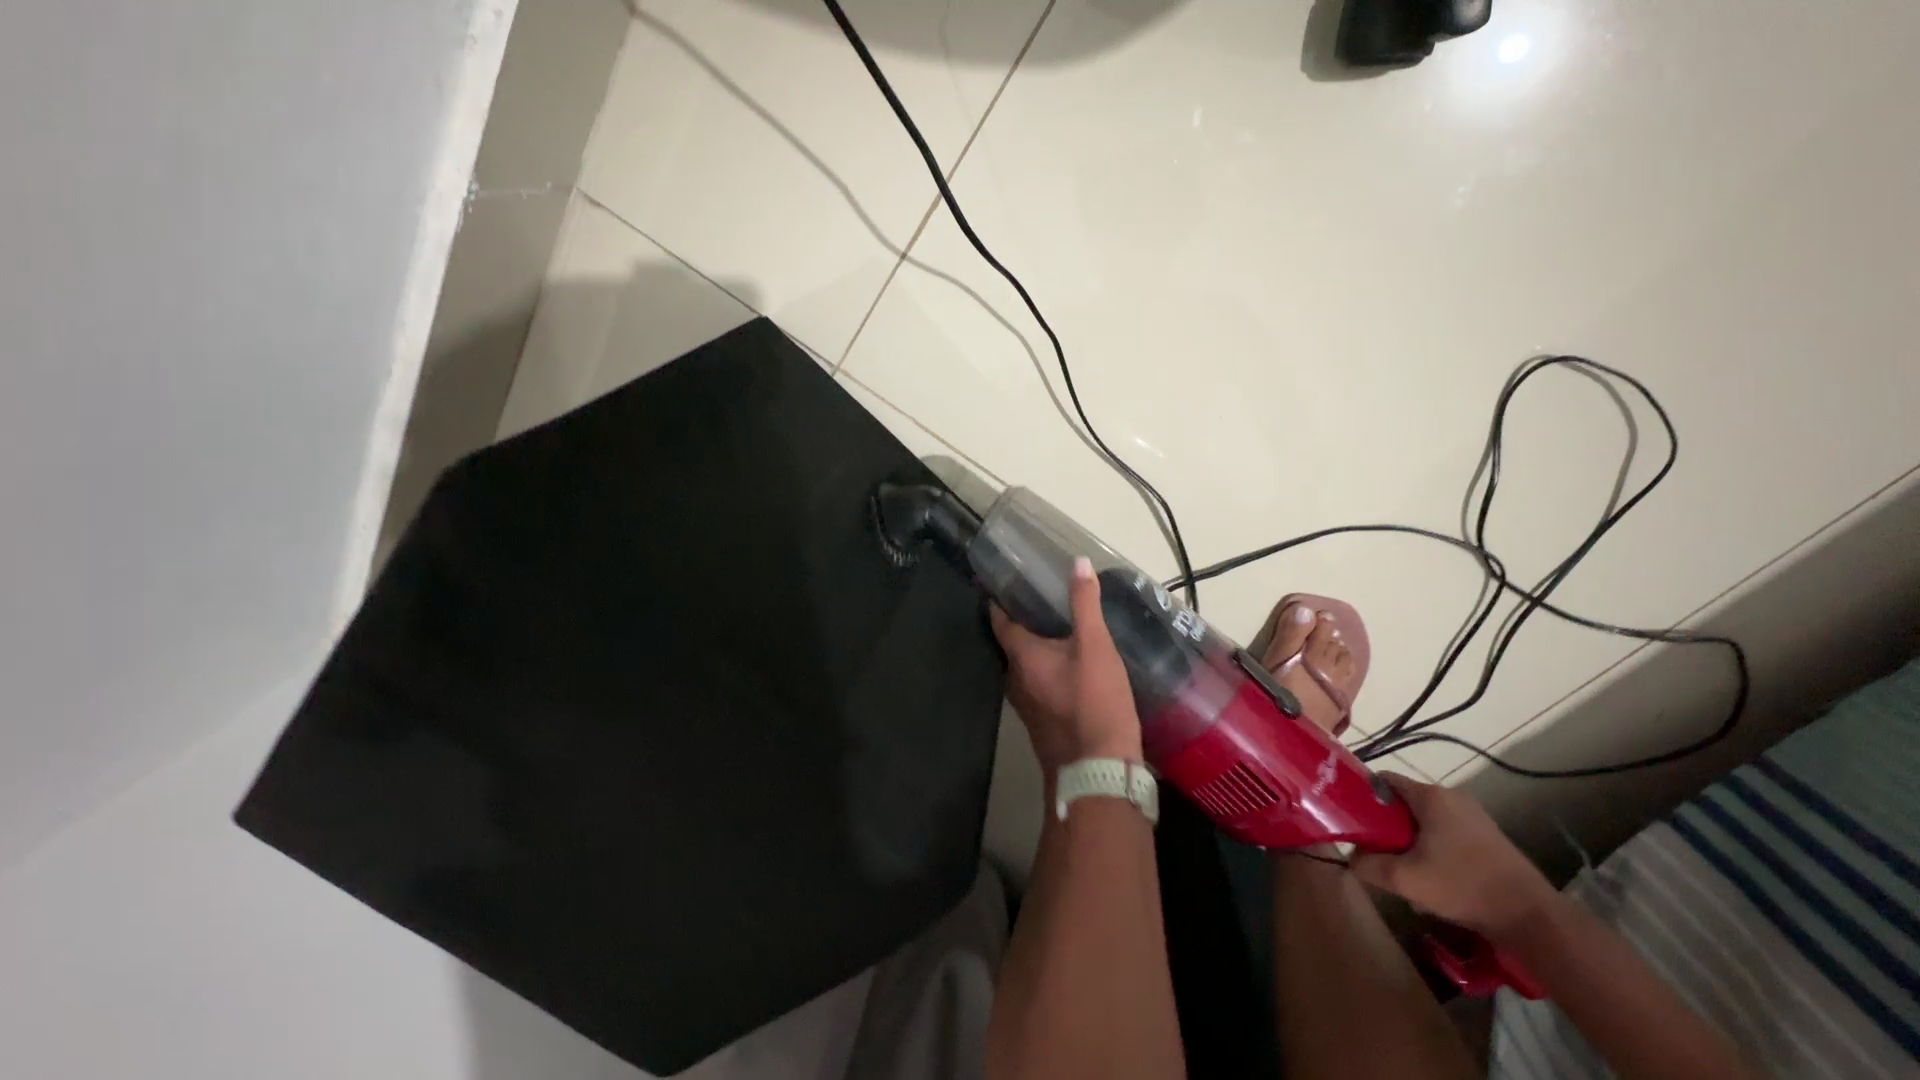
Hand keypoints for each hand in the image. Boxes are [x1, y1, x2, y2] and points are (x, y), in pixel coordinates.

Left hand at [989, 557, 1143, 770]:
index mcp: (1021, 657)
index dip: (1001, 597)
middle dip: (1026, 619)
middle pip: (1013, 642)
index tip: (1008, 578)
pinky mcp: (1043, 721)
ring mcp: (1027, 704)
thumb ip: (1085, 605)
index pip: (999, 619)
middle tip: (1045, 595)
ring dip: (1040, 646)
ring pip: (1028, 665)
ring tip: (1062, 625)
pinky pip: (1041, 684)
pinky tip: (1073, 663)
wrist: (1098, 771)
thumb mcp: (1096, 647)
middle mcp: (1015, 680)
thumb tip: (1078, 563)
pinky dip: (1050, 667)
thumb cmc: (1095, 703)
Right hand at [1348, 772, 1557, 937]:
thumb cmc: (1463, 886)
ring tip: (1403, 872)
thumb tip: (1351, 858)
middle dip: (1387, 827)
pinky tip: (1431, 880)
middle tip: (1375, 853)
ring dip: (1408, 843)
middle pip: (1403, 803)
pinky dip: (1430, 849)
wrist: (1529, 915)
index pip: (1383, 780)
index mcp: (1431, 797)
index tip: (1352, 821)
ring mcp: (1473, 816)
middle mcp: (1452, 797)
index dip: (1363, 797)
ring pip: (1424, 821)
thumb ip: (1369, 865)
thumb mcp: (1405, 880)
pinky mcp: (1486, 837)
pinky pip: (1445, 834)